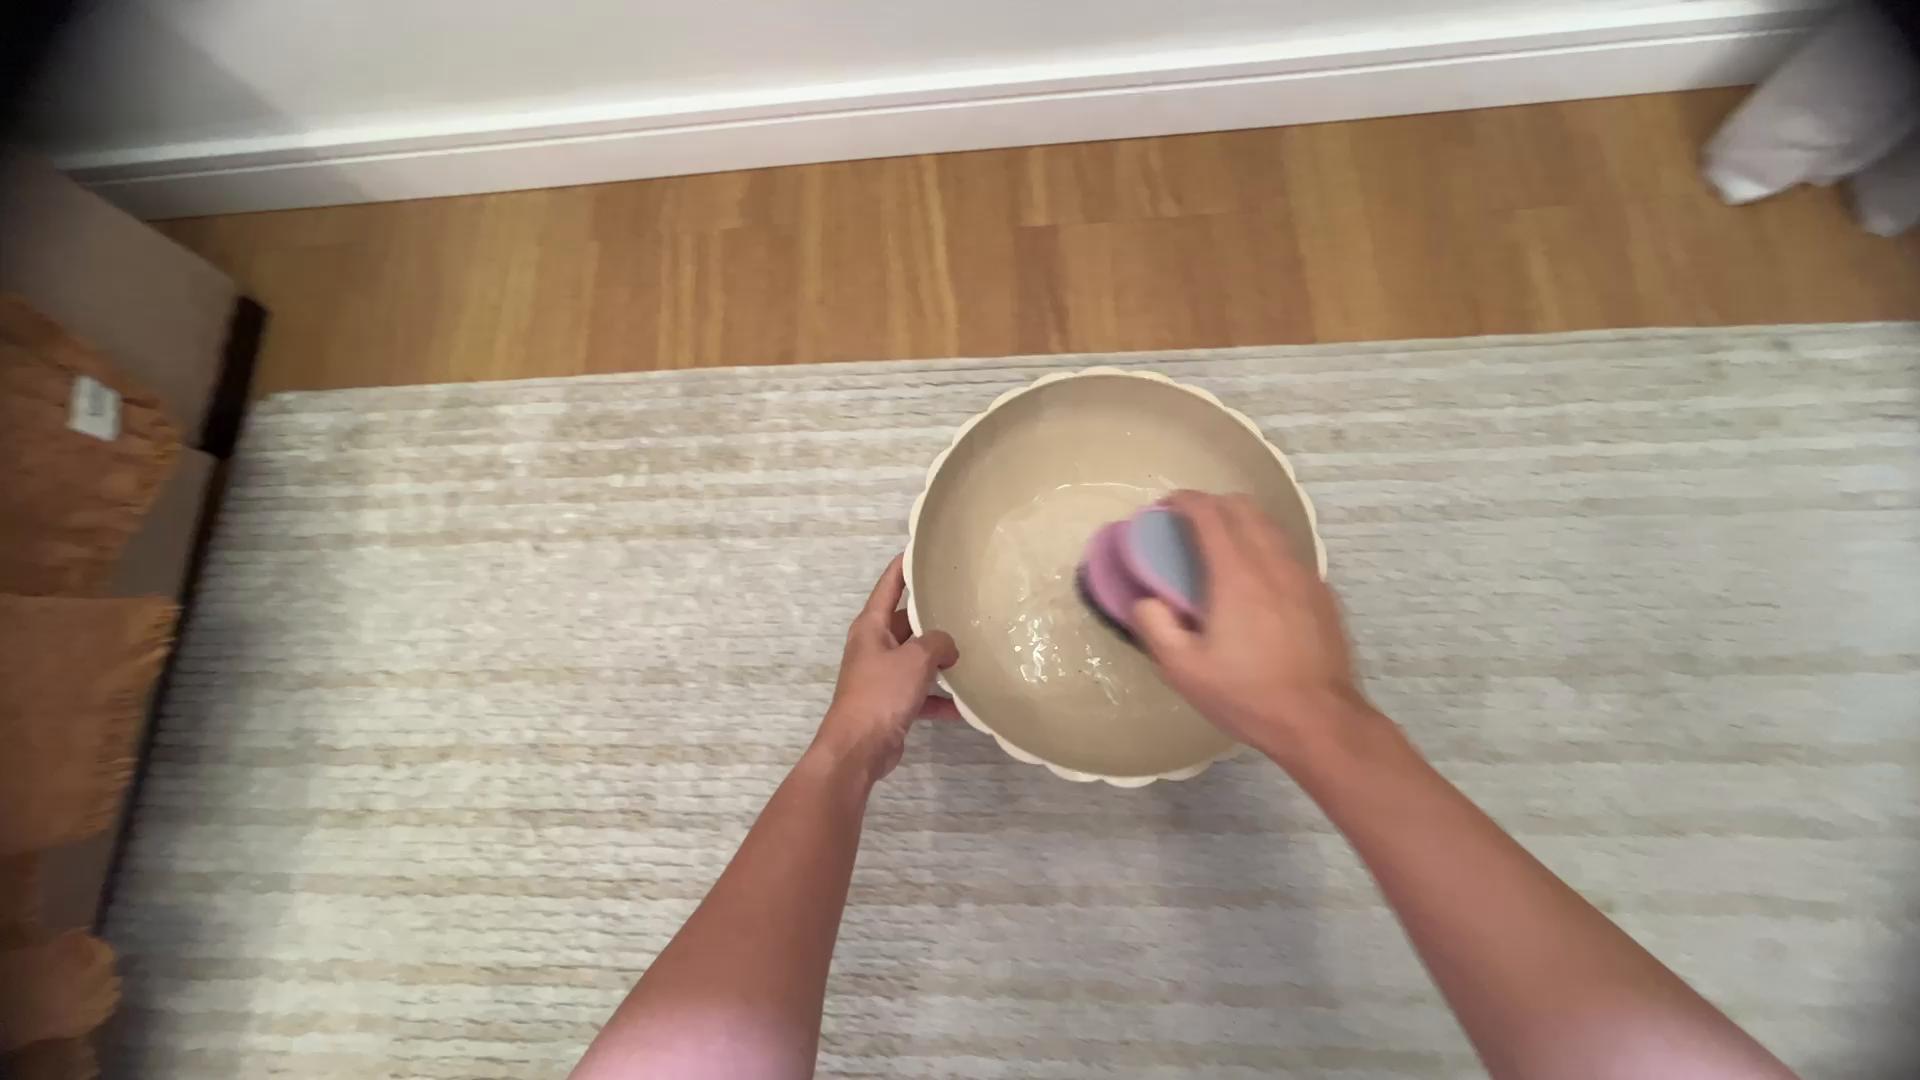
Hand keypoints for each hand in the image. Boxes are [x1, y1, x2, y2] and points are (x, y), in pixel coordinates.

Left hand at [814, 555, 959, 782]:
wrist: (859, 748)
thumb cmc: (881, 693)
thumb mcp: (915, 659)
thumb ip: (938, 643)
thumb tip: (948, 647)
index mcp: (871, 627)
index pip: (889, 585)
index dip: (904, 566)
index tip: (921, 550)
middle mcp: (874, 647)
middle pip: (905, 622)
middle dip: (931, 616)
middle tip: (962, 603)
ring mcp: (881, 676)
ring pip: (915, 658)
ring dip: (939, 659)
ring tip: (971, 649)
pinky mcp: (891, 703)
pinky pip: (920, 692)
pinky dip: (940, 697)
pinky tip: (966, 703)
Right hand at [1132, 491, 1378, 763]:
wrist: (1319, 721)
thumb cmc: (1245, 694)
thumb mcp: (1182, 669)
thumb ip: (1155, 626)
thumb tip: (1146, 600)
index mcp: (1236, 575)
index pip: (1209, 513)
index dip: (1183, 500)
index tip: (1164, 507)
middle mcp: (1273, 563)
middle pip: (1244, 507)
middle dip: (1212, 504)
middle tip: (1188, 525)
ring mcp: (1304, 576)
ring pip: (1271, 526)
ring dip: (1241, 523)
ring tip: (1221, 547)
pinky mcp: (1323, 594)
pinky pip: (1289, 554)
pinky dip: (1265, 549)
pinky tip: (1257, 581)